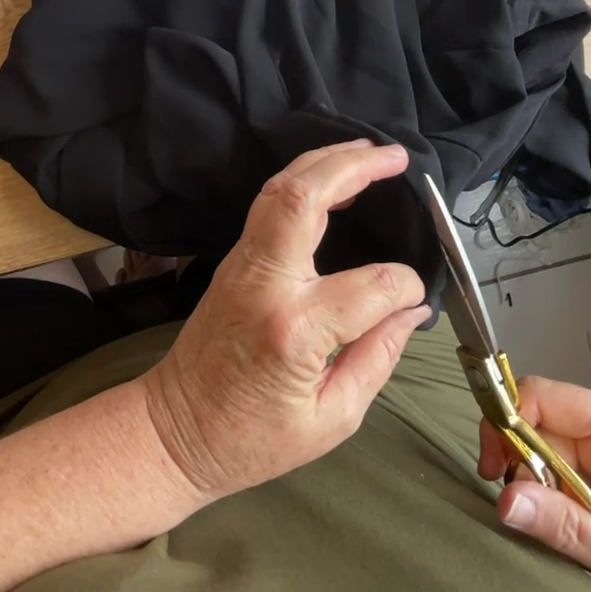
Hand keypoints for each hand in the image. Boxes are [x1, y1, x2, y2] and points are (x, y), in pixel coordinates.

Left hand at [140, 140, 430, 500]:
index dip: (406, 287)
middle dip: (353, 167)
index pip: (373, 285)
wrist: (175, 428)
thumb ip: (378, 358)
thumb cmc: (252, 439)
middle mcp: (265, 281)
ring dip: (324, 162)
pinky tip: (330, 182)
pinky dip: (302, 182)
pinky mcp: (232, 260)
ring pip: (279, 189)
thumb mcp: (332, 419)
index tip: (415, 299)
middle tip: (395, 156)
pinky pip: (268, 205)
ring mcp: (242, 263)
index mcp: (295, 329)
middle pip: (304, 197)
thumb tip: (412, 312)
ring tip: (368, 152)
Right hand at [479, 377, 590, 591]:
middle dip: (520, 462)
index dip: (510, 419)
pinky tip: (550, 520)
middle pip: (535, 424)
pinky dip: (539, 497)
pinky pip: (548, 476)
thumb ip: (568, 525)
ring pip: (536, 452)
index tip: (493, 464)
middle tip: (517, 503)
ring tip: (544, 521)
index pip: (545, 397)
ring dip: (529, 485)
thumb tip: (506, 498)